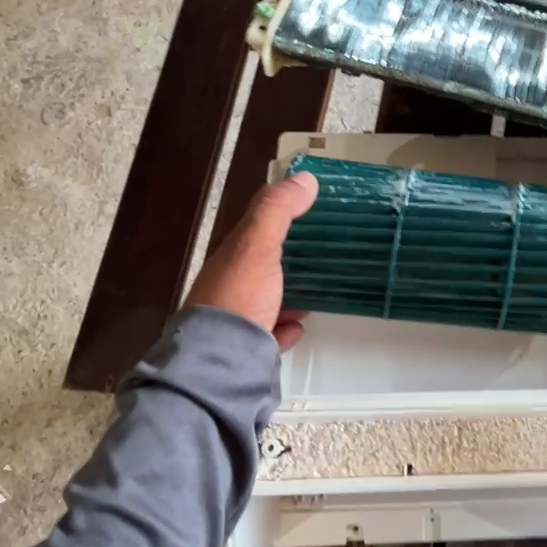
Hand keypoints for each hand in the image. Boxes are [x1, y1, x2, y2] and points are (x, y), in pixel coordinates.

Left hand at [184, 172, 316, 349]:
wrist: (221, 369)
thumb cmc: (238, 299)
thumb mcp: (257, 246)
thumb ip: (278, 210)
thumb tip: (305, 177)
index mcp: (230, 258)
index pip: (256, 228)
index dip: (282, 215)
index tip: (315, 208)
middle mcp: (230, 287)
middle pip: (263, 264)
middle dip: (290, 256)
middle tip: (324, 248)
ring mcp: (238, 321)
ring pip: (269, 298)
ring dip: (291, 291)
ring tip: (318, 286)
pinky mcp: (249, 351)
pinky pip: (272, 332)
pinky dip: (287, 326)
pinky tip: (298, 325)